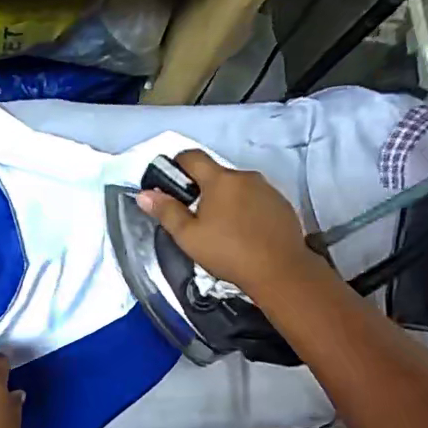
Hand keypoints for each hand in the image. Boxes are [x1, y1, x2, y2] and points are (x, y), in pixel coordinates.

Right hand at [135, 150, 328, 296]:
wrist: (280, 270)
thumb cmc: (228, 252)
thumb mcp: (189, 236)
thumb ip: (166, 212)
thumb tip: (144, 194)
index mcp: (219, 180)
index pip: (192, 156)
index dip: (176, 164)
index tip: (170, 183)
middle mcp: (245, 176)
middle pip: (216, 174)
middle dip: (202, 189)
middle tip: (194, 218)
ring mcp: (267, 189)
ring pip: (237, 187)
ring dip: (226, 200)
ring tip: (221, 229)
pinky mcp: (282, 204)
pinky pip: (256, 199)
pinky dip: (246, 210)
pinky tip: (244, 233)